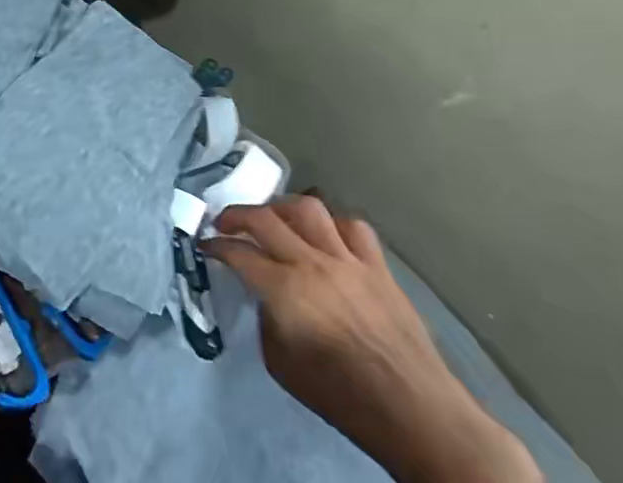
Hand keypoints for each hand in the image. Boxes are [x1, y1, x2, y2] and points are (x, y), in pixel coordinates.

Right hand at [203, 197, 540, 482]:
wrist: (416, 413)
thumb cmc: (339, 393)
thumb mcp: (278, 358)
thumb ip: (264, 314)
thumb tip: (264, 294)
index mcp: (284, 289)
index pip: (235, 251)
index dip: (213, 246)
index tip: (205, 248)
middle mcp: (313, 265)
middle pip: (264, 217)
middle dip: (234, 216)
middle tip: (225, 226)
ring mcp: (350, 263)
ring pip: (309, 208)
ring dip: (282, 209)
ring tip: (274, 222)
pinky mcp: (380, 271)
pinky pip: (354, 228)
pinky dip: (332, 225)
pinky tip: (324, 239)